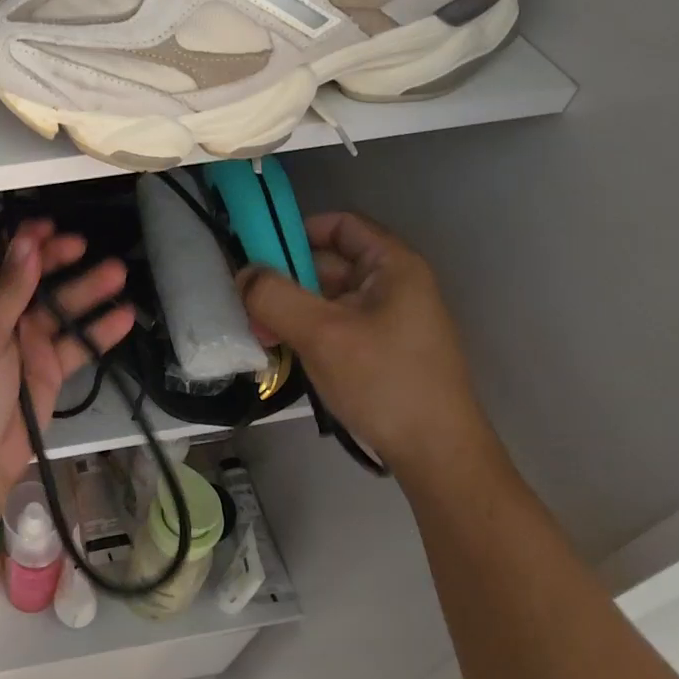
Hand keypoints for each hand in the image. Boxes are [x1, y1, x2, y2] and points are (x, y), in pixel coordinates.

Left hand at [0, 219, 134, 501]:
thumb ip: (7, 292)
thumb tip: (25, 244)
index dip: (17, 240)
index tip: (47, 224)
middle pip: (31, 280)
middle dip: (56, 260)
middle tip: (85, 245)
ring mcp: (25, 345)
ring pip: (59, 310)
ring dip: (86, 292)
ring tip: (118, 273)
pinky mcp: (48, 370)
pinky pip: (76, 345)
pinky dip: (98, 332)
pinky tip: (124, 317)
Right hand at [238, 212, 494, 474]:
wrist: (435, 452)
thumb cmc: (383, 380)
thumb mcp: (321, 333)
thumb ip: (275, 296)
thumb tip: (243, 275)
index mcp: (392, 266)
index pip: (340, 225)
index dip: (297, 231)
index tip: (258, 254)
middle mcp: (392, 286)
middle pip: (327, 263)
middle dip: (284, 280)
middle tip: (247, 304)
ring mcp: (386, 320)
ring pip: (325, 299)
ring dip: (288, 310)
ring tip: (260, 335)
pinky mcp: (378, 351)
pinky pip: (332, 327)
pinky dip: (303, 332)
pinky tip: (280, 352)